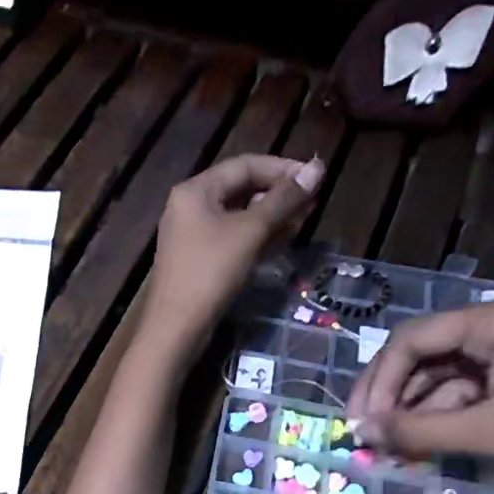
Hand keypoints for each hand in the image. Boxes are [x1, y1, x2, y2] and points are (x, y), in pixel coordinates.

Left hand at [141, 154, 325, 348]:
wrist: (175, 328)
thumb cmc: (210, 273)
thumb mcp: (249, 232)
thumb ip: (283, 200)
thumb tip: (317, 169)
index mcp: (195, 190)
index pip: (245, 165)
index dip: (282, 169)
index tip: (314, 180)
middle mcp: (189, 207)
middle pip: (240, 190)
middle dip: (277, 196)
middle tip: (311, 205)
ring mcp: (190, 236)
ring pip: (236, 217)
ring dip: (269, 218)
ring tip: (300, 224)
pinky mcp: (196, 261)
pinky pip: (229, 240)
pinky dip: (253, 239)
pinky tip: (276, 245)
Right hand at [349, 292, 493, 493]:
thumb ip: (424, 433)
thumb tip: (364, 434)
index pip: (412, 338)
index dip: (376, 382)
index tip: (360, 427)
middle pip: (434, 355)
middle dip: (399, 400)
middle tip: (378, 444)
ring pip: (462, 377)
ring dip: (430, 413)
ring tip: (409, 453)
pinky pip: (492, 390)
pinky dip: (465, 417)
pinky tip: (451, 445)